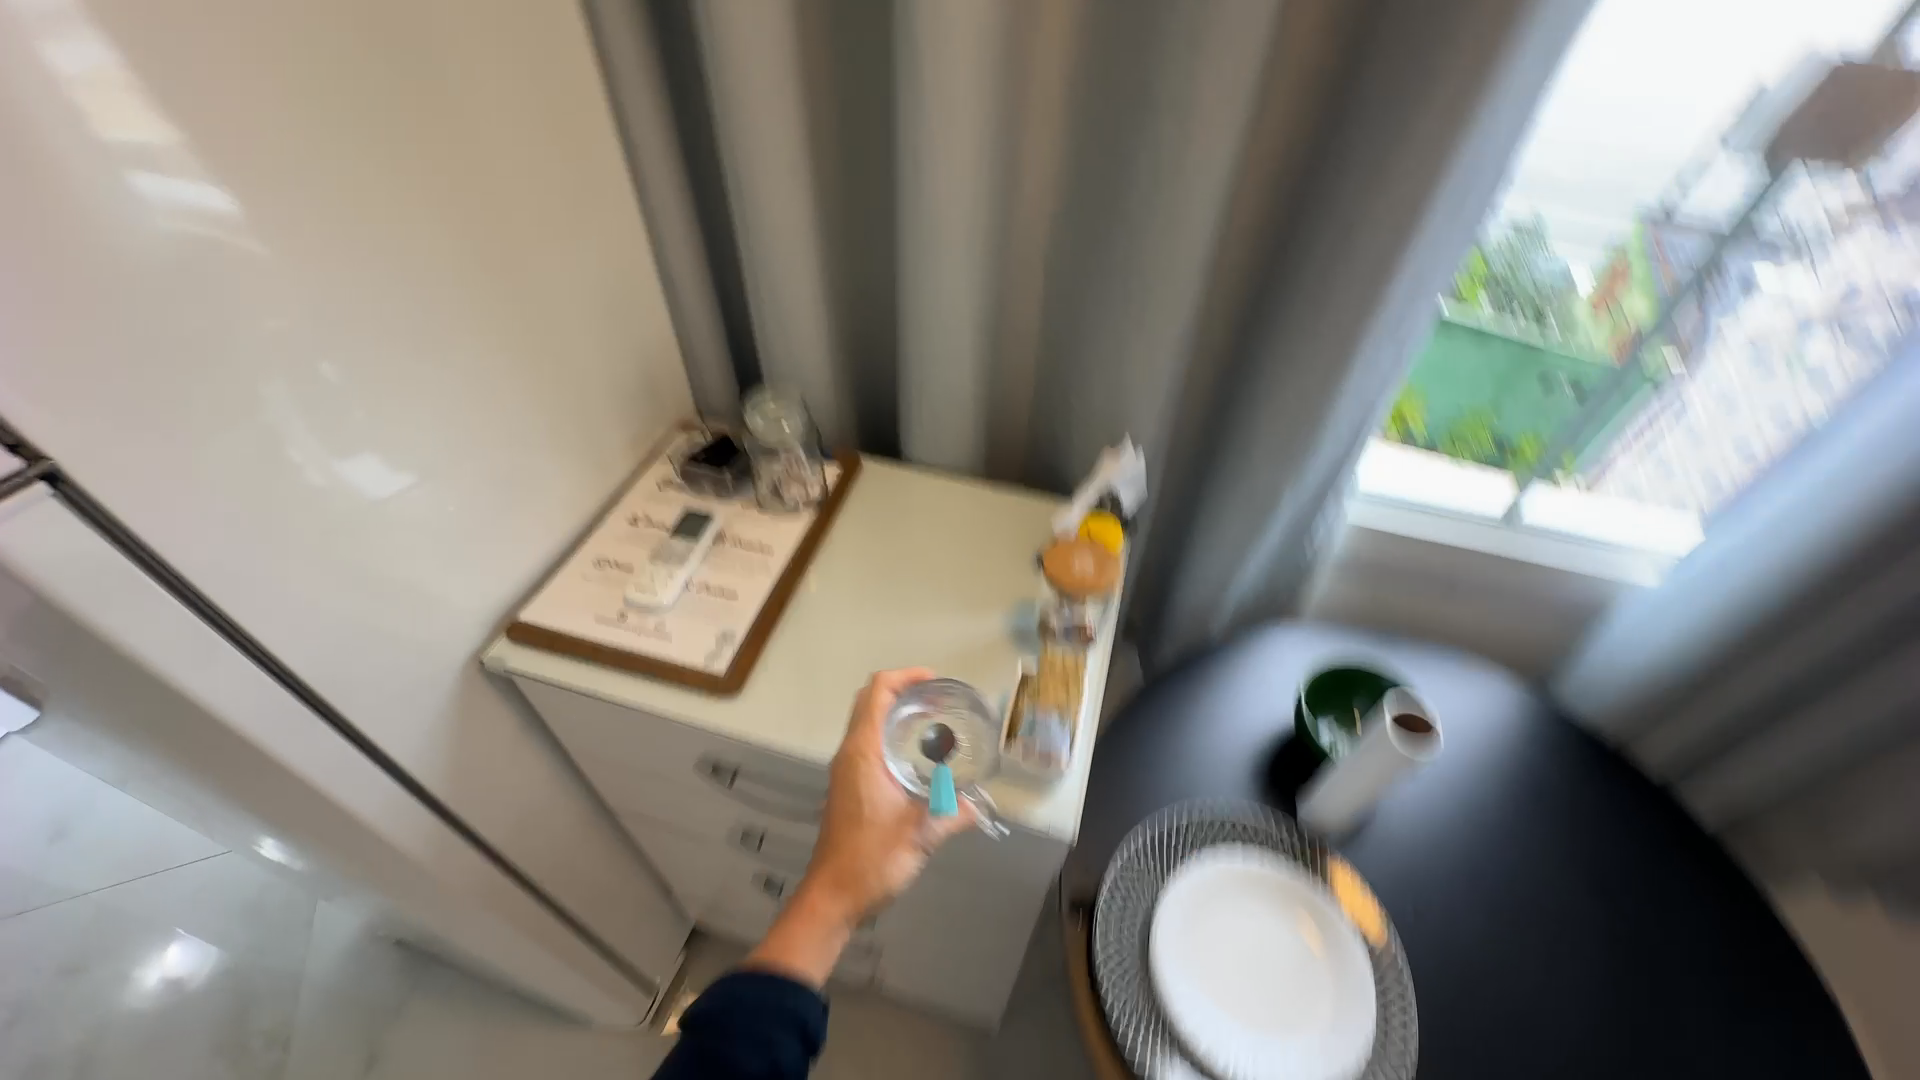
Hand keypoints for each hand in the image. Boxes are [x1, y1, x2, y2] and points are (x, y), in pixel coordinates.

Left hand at [744, 668, 972, 986]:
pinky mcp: (849, 784)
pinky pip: (869, 742)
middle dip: (904, 691)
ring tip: (936, 721)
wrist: (833, 897)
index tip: (936, 682)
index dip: (906, 677)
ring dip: (897, 712)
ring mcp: (847, 768)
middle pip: (870, 700)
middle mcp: (851, 752)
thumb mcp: (920, 836)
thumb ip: (952, 815)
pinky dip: (892, 734)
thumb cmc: (871, 860)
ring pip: (868, 721)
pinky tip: (920, 756)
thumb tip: (978, 804)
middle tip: (940, 700)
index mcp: (863, 752)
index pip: (877, 692)